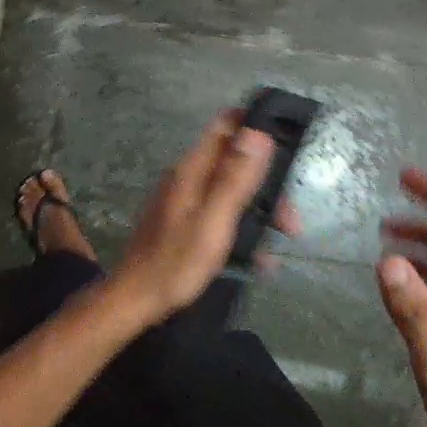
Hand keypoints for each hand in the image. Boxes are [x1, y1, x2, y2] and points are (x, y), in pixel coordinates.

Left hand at [110, 111, 297, 322]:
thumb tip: (256, 132)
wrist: (135, 300)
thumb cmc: (176, 264)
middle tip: (290, 221)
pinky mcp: (182, 223)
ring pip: (230, 191)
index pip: (226, 126)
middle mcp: (186, 178)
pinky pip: (219, 214)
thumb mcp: (213, 221)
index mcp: (192, 171)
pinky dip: (240, 229)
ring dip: (258, 211)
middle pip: (235, 162)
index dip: (257, 126)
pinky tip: (255, 257)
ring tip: (277, 243)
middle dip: (267, 185)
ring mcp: (183, 200)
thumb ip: (234, 178)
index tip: (288, 144)